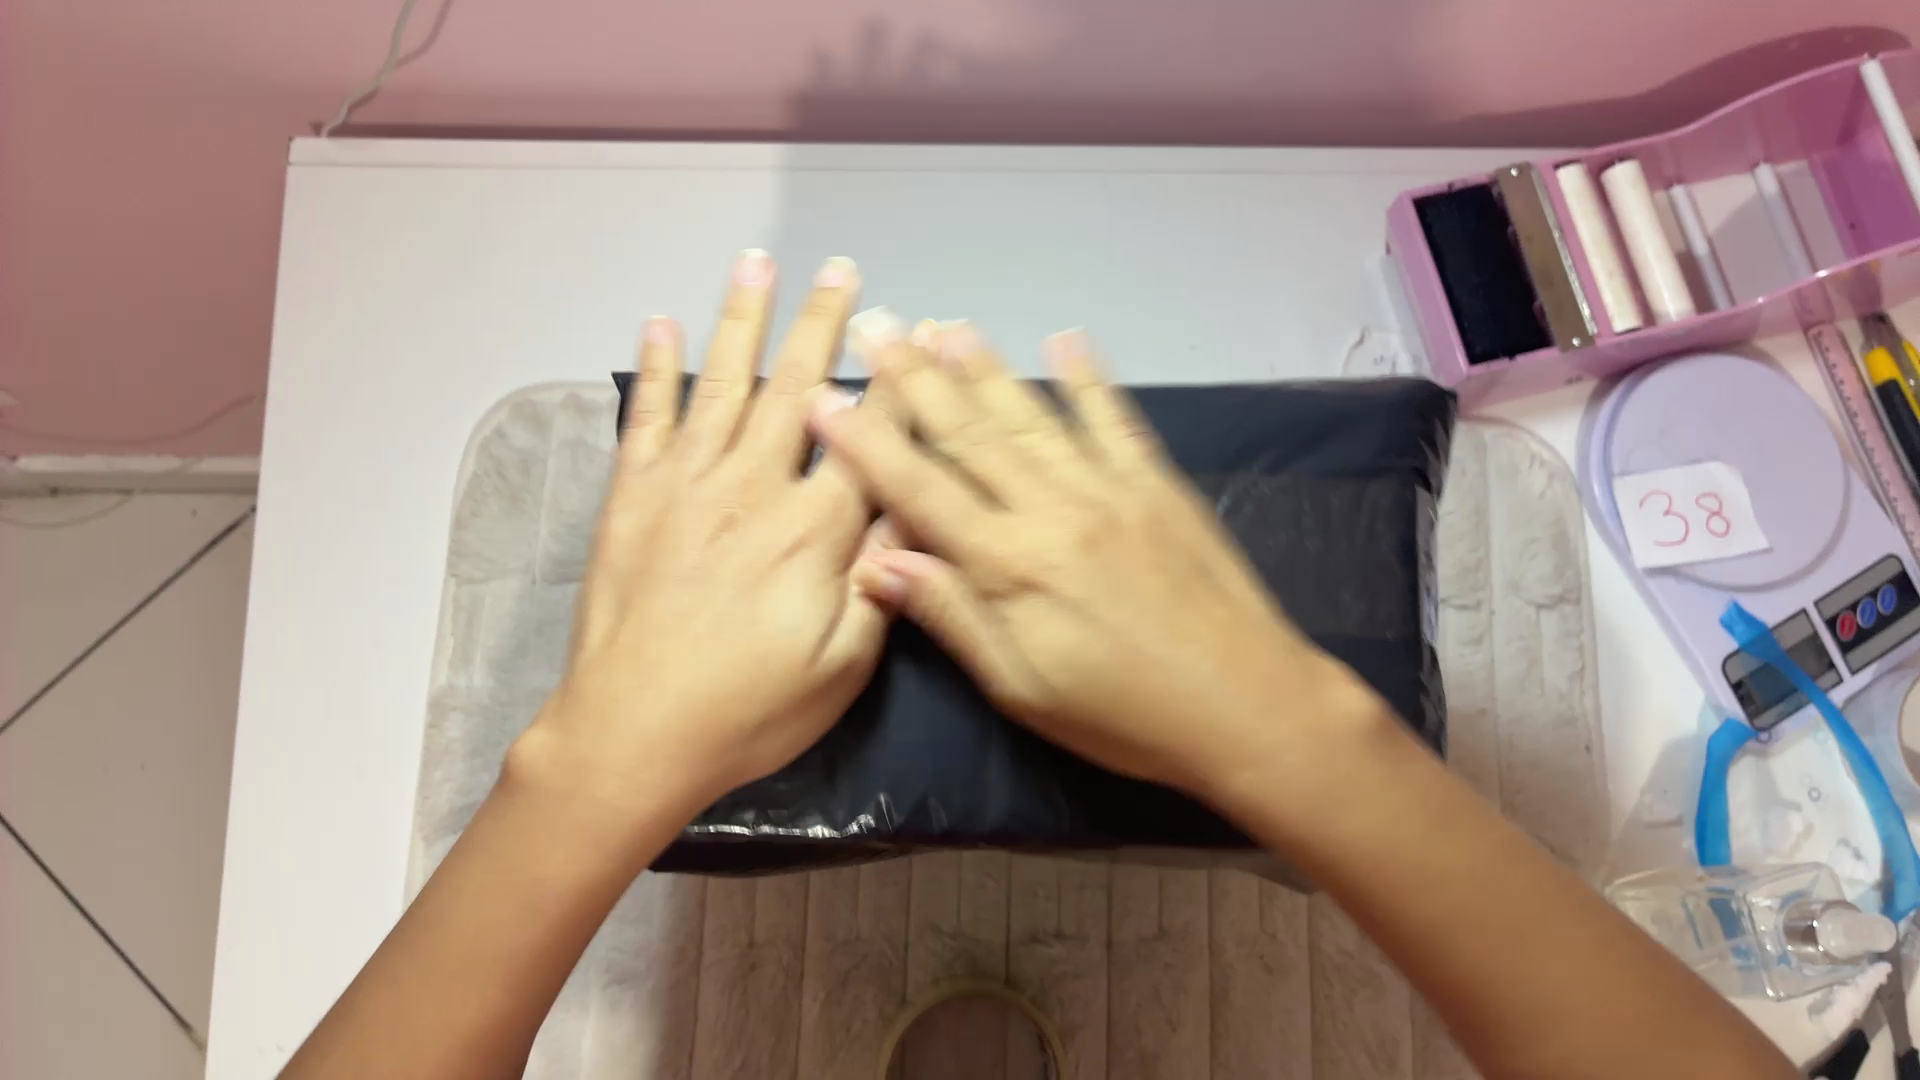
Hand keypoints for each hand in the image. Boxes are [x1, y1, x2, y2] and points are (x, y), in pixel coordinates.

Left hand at [513, 251, 899, 829]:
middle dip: (822, 324)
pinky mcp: (633, 498)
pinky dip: (653, 369)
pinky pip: (647, 419)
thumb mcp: (843, 667)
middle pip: (796, 389)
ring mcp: (685, 485)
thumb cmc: (751, 711)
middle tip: (840, 270)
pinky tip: (658, 326)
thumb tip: (910, 511)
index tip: (916, 332)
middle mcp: (751, 488)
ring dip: (742, 320)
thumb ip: (881, 582)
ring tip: (757, 263)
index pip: (866, 437)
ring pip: (723, 385)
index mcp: (812, 531)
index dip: (897, 381)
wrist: (633, 737)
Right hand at [814, 322, 1379, 801]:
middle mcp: (1052, 509)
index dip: (867, 443)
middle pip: (970, 434)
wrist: (1247, 705)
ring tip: (946, 325)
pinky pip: (1116, 420)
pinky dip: (1089, 379)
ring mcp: (1110, 489)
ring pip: (1032, 416)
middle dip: (916, 378)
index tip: (824, 398)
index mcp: (1010, 564)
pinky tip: (1065, 340)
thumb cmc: (1122, 714)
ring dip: (985, 368)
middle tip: (878, 325)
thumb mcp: (1022, 688)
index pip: (920, 490)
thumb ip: (952, 617)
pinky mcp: (1158, 486)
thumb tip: (877, 561)